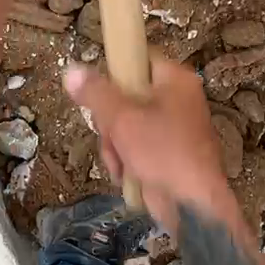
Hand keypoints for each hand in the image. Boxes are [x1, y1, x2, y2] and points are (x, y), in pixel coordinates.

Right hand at [63, 55, 237, 231]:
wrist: (194, 206)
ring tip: (120, 163)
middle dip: (110, 122)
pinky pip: (137, 146)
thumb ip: (95, 93)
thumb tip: (71, 70)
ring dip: (115, 145)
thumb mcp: (122, 119)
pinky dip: (128, 159)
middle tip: (110, 135)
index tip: (98, 94)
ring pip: (127, 124)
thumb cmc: (163, 152)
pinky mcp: (169, 153)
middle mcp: (178, 98)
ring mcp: (174, 127)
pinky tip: (127, 174)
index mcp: (175, 79)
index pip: (137, 59)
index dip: (113, 74)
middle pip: (127, 95)